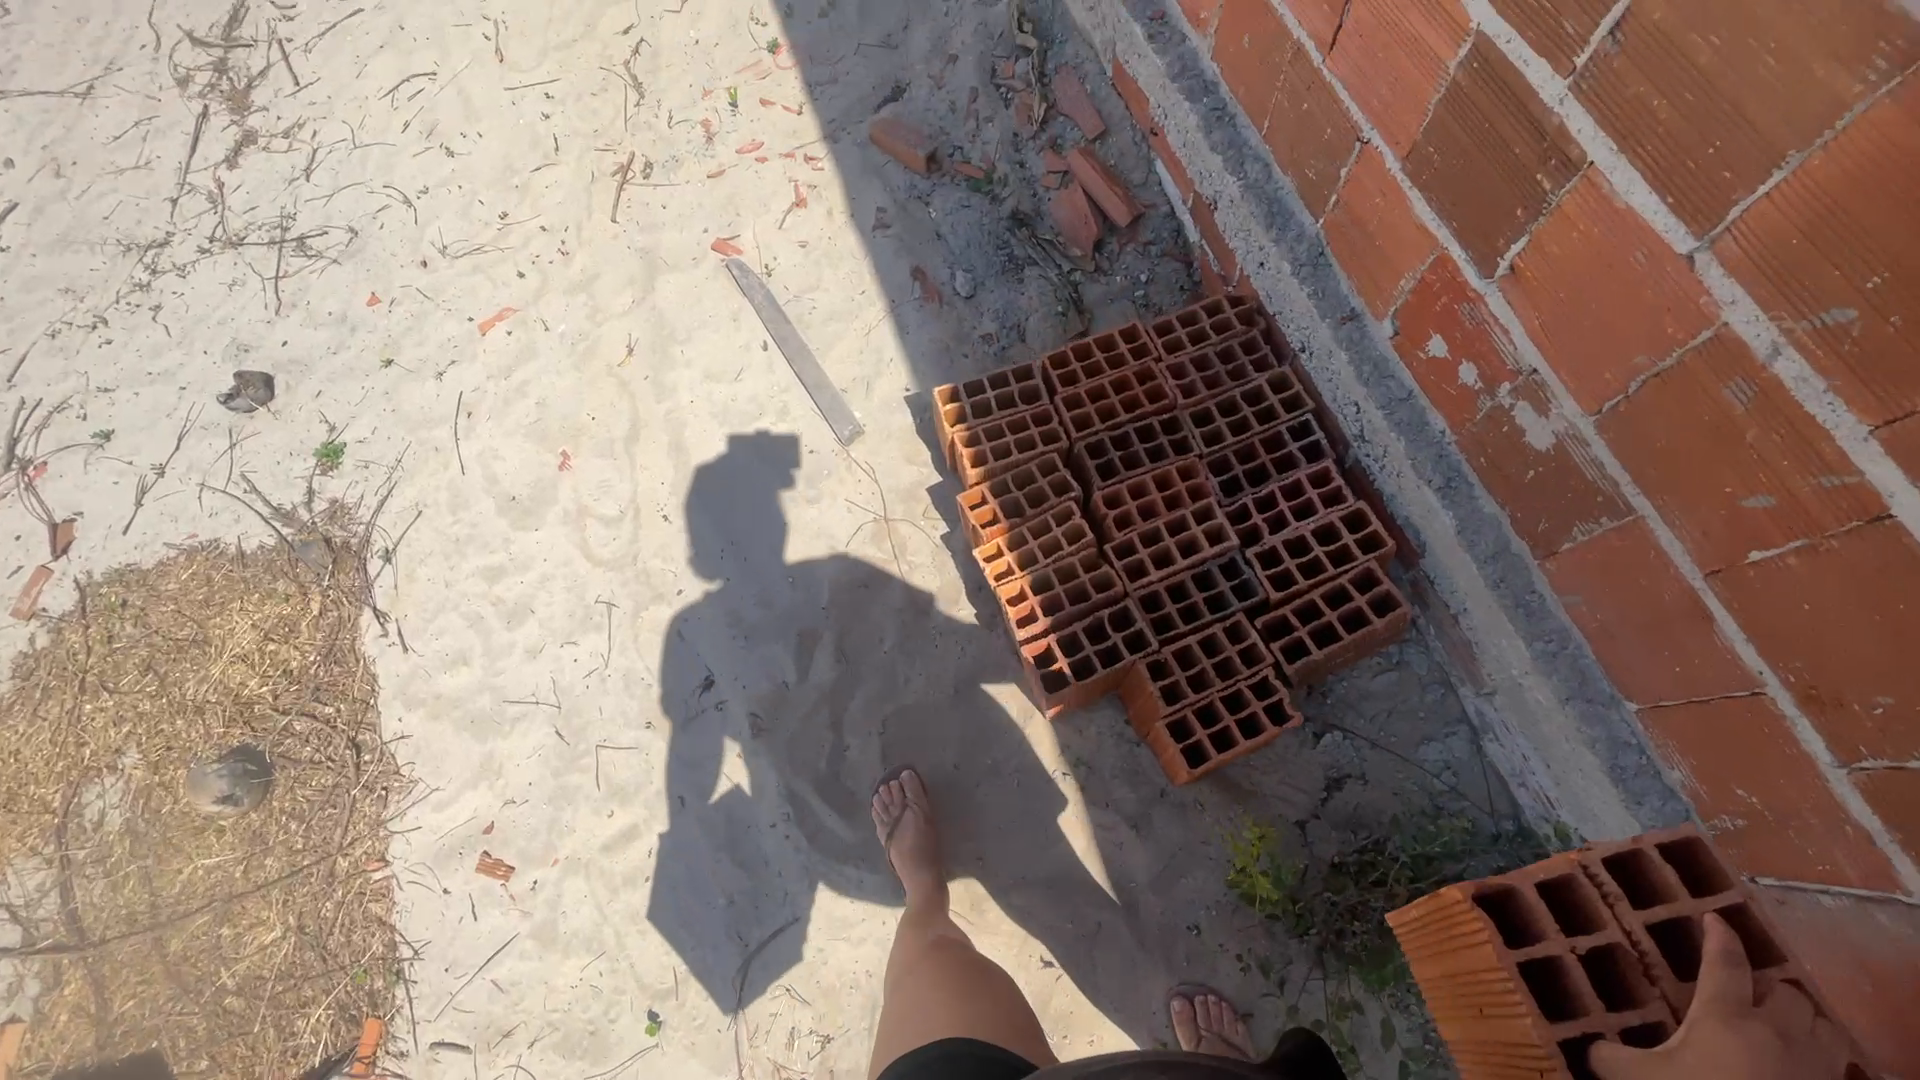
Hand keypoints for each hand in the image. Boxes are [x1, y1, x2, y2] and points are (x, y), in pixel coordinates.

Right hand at [1591, 913, 1850, 1079]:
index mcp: (1725, 1016)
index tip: (1713, 917)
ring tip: (1779, 1023)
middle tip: (1745, 991)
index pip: (1724, 962)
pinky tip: (1797, 1061)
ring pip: (1823, 1024)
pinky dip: (1820, 1053)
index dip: (1719, 935)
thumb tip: (1589, 1045)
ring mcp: (1812, 1065)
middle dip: (1768, 986)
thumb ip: (1609, 1055)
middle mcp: (1775, 1032)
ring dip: (1803, 1018)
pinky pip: (1837, 1062)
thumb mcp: (1637, 1077)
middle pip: (1786, 991)